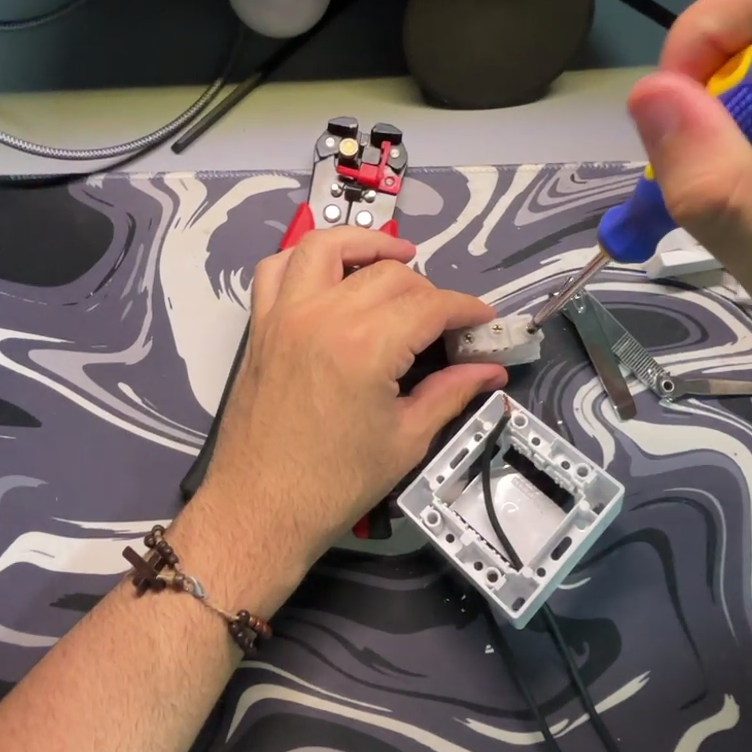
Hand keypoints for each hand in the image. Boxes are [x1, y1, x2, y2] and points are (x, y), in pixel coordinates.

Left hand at [194, 228, 506, 569]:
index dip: (466, 309)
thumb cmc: (336, 483)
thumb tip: (491, 371)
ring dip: (366, 244)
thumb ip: (451, 393)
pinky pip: (276, 268)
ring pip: (327, 246)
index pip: (430, 305)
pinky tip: (331, 273)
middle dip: (428, 289)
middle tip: (444, 321)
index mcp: (366, 346)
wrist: (261, 507)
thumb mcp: (407, 440)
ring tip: (397, 257)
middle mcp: (323, 315)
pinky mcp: (261, 324)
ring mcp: (285, 314)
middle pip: (389, 274)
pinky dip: (305, 258)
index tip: (484, 321)